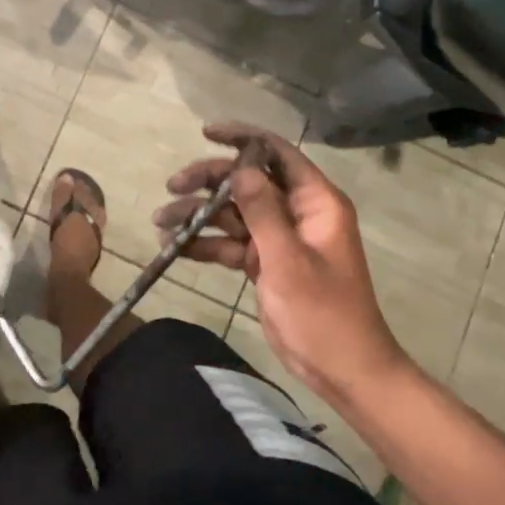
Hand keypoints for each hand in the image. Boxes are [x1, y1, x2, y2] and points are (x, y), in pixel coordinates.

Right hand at [153, 122, 408, 402]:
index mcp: (315, 203)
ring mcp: (279, 238)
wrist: (343, 371)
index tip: (206, 133)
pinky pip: (230, 243)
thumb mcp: (289, 260)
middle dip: (208, 182)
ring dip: (198, 215)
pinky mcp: (264, 262)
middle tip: (173, 187)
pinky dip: (204, 244)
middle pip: (246, 182)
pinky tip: (174, 247)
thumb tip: (241, 166)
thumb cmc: (324, 314)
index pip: (277, 154)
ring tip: (161, 223)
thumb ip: (262, 211)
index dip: (243, 138)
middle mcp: (296, 213)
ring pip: (232, 212)